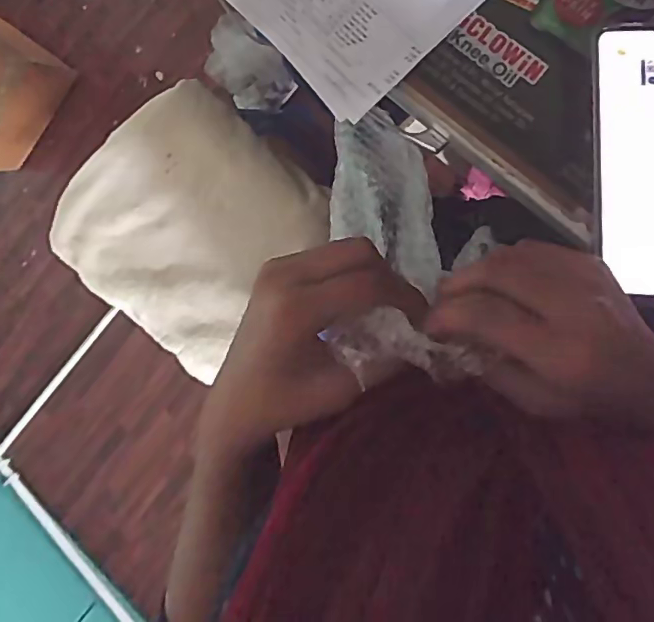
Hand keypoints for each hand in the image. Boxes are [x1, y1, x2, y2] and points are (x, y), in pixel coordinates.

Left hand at [198, 238, 426, 462]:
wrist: (230, 405)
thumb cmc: (281, 405)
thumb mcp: (340, 391)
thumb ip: (384, 363)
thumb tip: (423, 341)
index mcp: (294, 308)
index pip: (365, 284)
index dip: (402, 297)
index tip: (422, 318)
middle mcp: (283, 275)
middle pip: (359, 252)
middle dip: (390, 278)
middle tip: (405, 308)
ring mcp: (277, 265)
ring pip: (346, 248)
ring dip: (372, 272)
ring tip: (384, 304)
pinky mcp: (278, 265)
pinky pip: (330, 255)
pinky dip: (352, 271)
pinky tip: (357, 301)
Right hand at [424, 241, 653, 437]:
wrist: (651, 373)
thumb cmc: (593, 399)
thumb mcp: (538, 403)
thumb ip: (491, 370)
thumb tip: (452, 340)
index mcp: (560, 351)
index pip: (488, 317)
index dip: (448, 315)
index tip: (429, 325)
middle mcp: (571, 304)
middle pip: (497, 273)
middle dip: (458, 282)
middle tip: (441, 298)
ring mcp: (582, 275)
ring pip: (512, 254)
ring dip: (479, 268)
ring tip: (465, 287)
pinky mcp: (588, 260)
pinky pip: (534, 249)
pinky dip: (507, 261)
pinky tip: (501, 279)